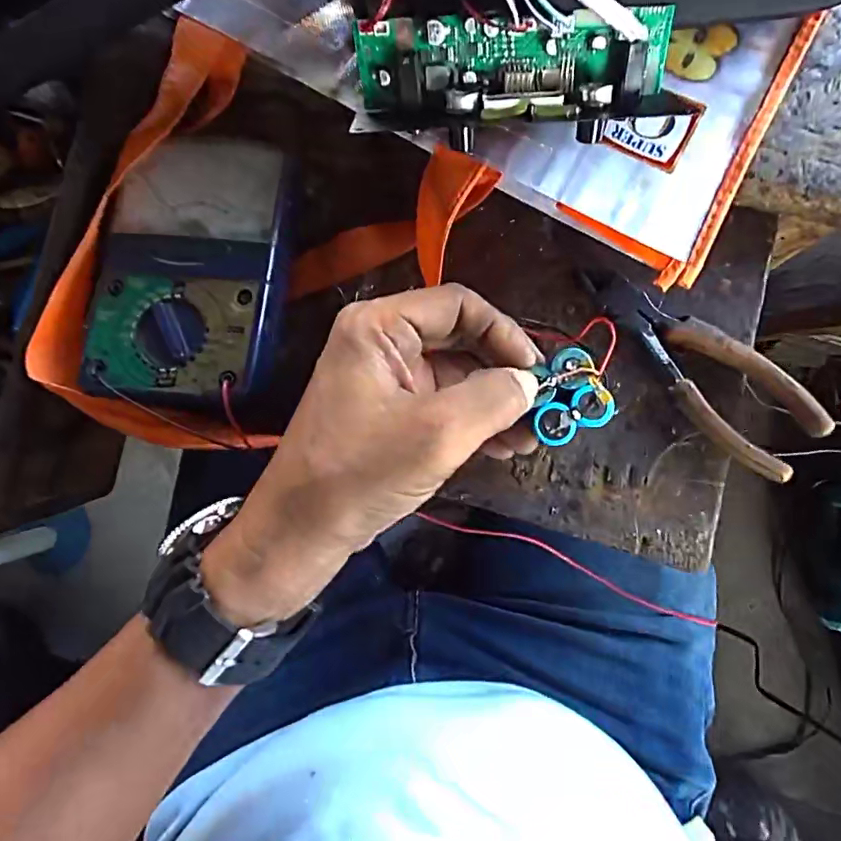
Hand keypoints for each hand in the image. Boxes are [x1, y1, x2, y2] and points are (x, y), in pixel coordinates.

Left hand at [201, 285, 540, 623]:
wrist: (299, 535)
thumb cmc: (360, 474)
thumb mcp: (438, 433)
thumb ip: (494, 398)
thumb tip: (531, 382)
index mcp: (379, 328)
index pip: (460, 305)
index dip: (505, 333)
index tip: (536, 371)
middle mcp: (383, 343)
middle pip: (463, 338)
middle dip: (505, 372)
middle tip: (541, 403)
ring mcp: (388, 379)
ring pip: (460, 374)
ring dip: (498, 402)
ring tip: (532, 435)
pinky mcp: (393, 412)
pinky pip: (447, 403)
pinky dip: (478, 420)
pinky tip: (507, 446)